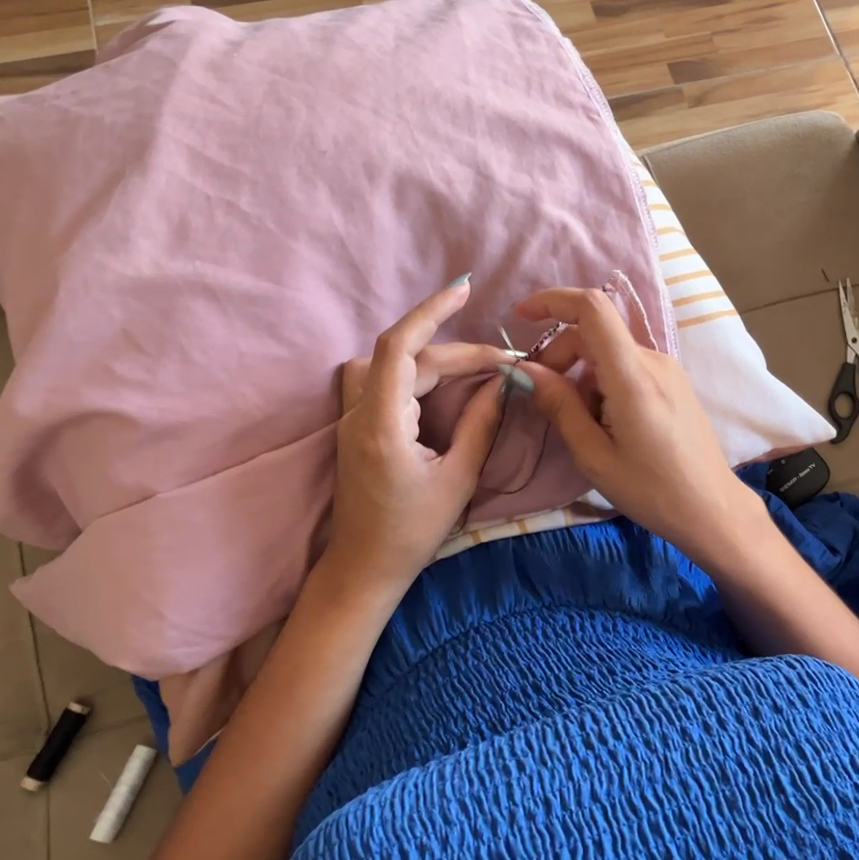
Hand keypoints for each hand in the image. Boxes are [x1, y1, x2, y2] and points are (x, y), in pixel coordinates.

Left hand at [325, 280, 510, 599]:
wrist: (362, 569)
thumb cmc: (411, 533)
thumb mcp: (457, 479)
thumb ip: (480, 424)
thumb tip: (503, 383)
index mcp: (381, 424)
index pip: (400, 347)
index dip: (431, 312)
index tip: (465, 290)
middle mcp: (359, 413)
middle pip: (408, 359)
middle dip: (459, 354)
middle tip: (506, 364)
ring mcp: (352, 419)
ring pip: (392, 366)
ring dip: (433, 357)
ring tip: (475, 364)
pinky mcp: (357, 428)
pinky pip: (385, 382)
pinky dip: (416, 372)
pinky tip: (442, 380)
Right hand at [513, 287, 767, 568]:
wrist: (711, 508)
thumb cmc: (651, 490)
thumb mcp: (594, 455)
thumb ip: (559, 406)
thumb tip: (527, 370)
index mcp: (633, 376)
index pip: (592, 309)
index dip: (553, 301)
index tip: (522, 315)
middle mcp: (654, 361)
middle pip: (595, 333)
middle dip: (560, 355)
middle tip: (543, 398)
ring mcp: (668, 369)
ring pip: (609, 351)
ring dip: (581, 373)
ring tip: (578, 422)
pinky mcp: (674, 382)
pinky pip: (628, 365)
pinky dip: (602, 381)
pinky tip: (602, 421)